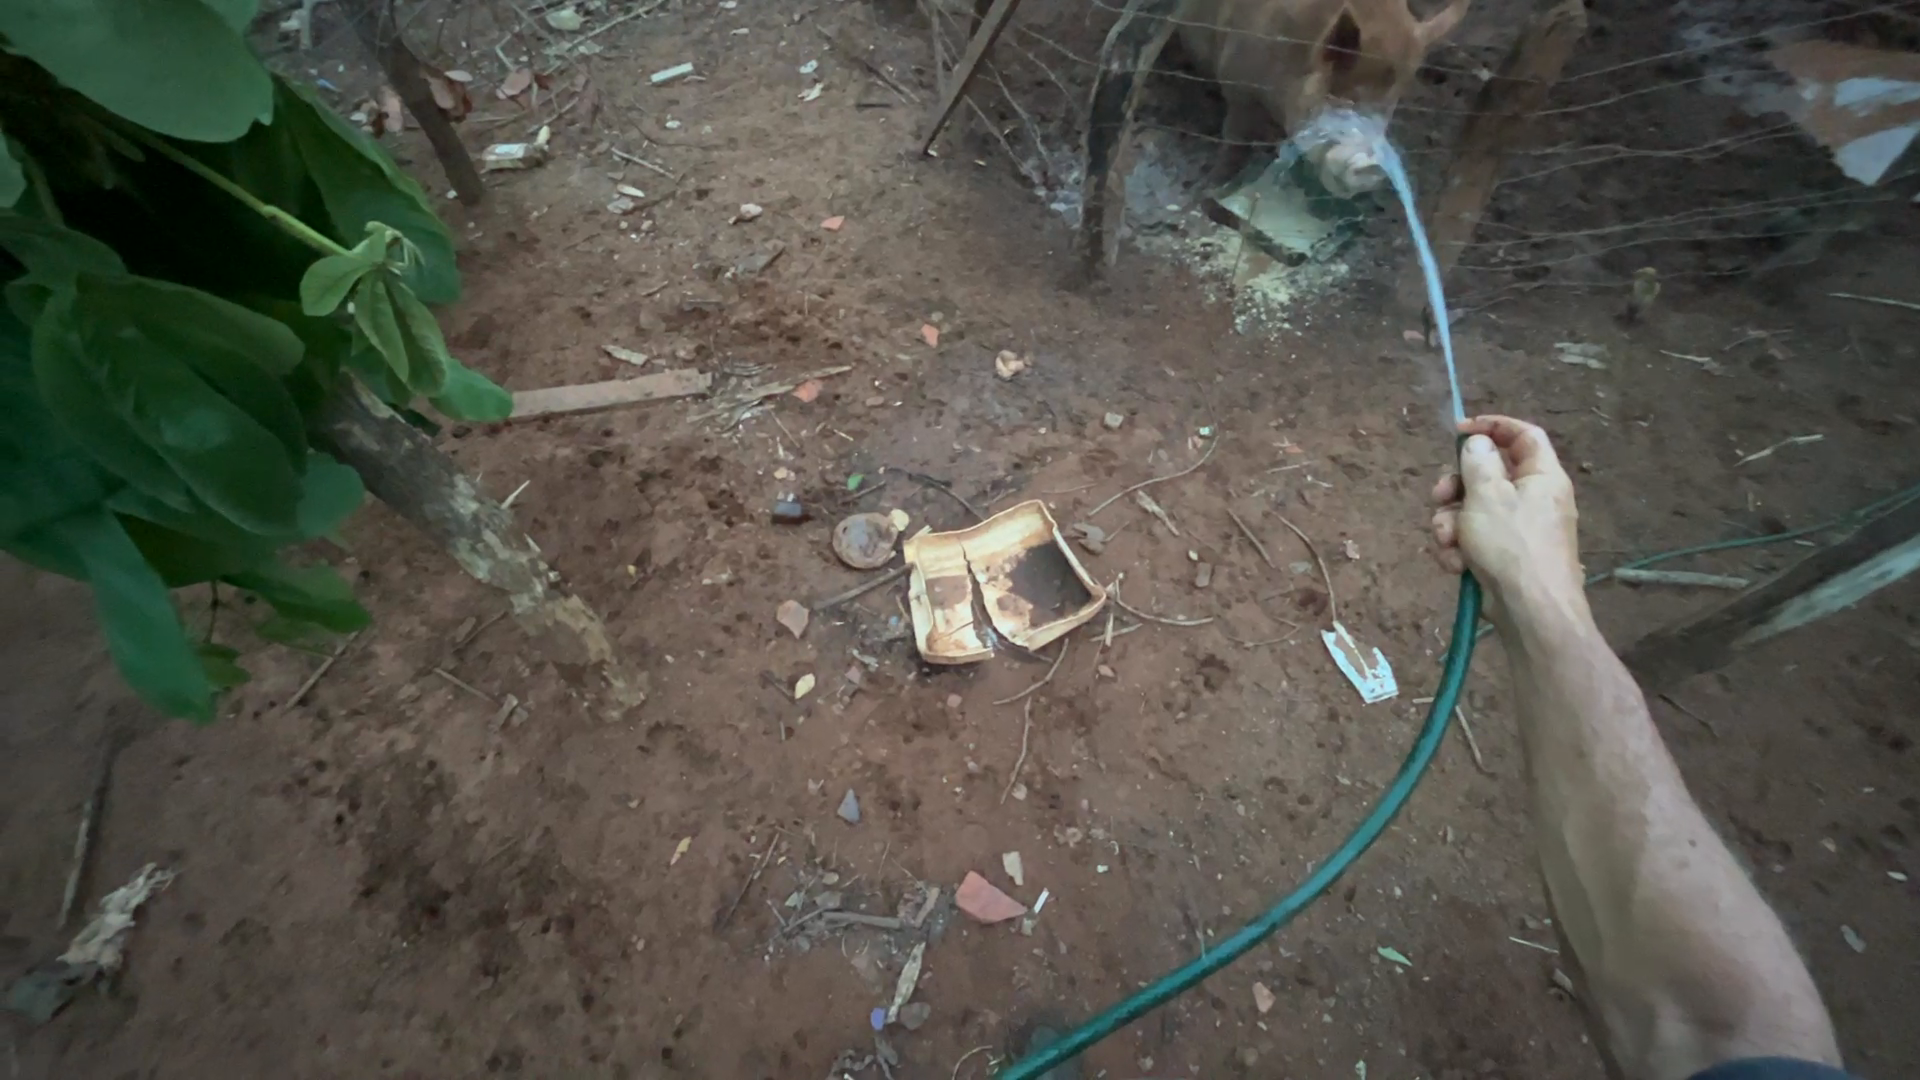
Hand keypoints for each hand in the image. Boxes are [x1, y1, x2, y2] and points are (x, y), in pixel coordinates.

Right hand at [1430, 416, 1583, 621]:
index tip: (1458, 430)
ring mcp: (1515, 528)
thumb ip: (1478, 463)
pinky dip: (1457, 548)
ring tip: (1448, 543)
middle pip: (1485, 475)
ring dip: (1448, 524)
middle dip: (1454, 488)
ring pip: (1469, 510)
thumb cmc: (1511, 545)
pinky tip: (1455, 563)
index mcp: (1540, 477)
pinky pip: (1470, 538)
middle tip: (1439, 497)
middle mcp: (1531, 498)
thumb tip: (1478, 443)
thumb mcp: (1487, 496)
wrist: (1529, 607)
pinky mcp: (1500, 553)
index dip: (1492, 426)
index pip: (1523, 435)